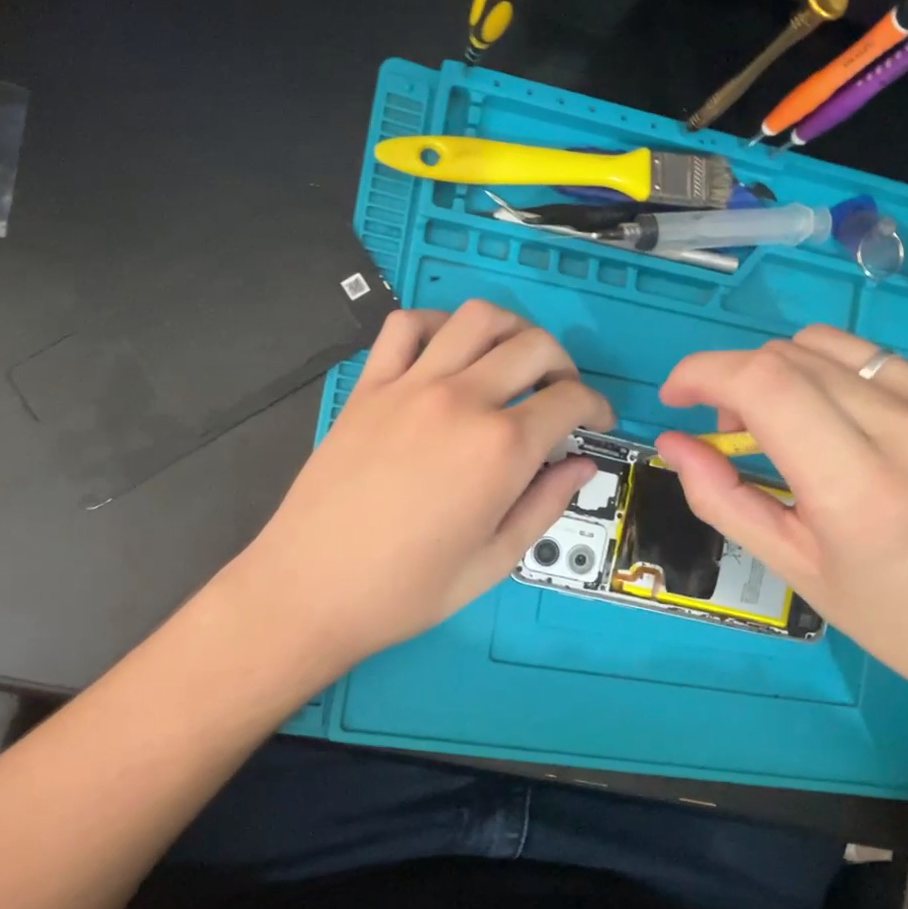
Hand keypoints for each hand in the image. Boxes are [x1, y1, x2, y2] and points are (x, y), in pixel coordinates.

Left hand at [225, 301, 613, 666]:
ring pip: (476, 318)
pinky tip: (447, 352)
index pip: (569, 399)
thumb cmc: (405, 591)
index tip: (596, 422)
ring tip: (513, 360)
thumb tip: (581, 466)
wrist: (311, 588)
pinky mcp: (368, 386)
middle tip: (561, 395)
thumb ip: (545, 505)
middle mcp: (460, 401)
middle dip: (564, 364)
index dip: (596, 407)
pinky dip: (437, 323)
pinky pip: (406, 325)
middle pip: (533, 345)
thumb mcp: (493, 562)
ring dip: (511, 329)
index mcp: (500, 449)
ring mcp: (409, 386)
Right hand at [653, 325, 907, 744]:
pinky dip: (851, 384)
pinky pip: (888, 361)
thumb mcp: (793, 566)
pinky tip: (866, 434)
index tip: (677, 396)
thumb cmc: (894, 617)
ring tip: (799, 429)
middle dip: (741, 380)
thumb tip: (671, 439)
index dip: (703, 373)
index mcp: (863, 488)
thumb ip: (721, 497)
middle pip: (794, 354)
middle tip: (734, 428)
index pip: (765, 382)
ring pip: (838, 347)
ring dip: (794, 377)